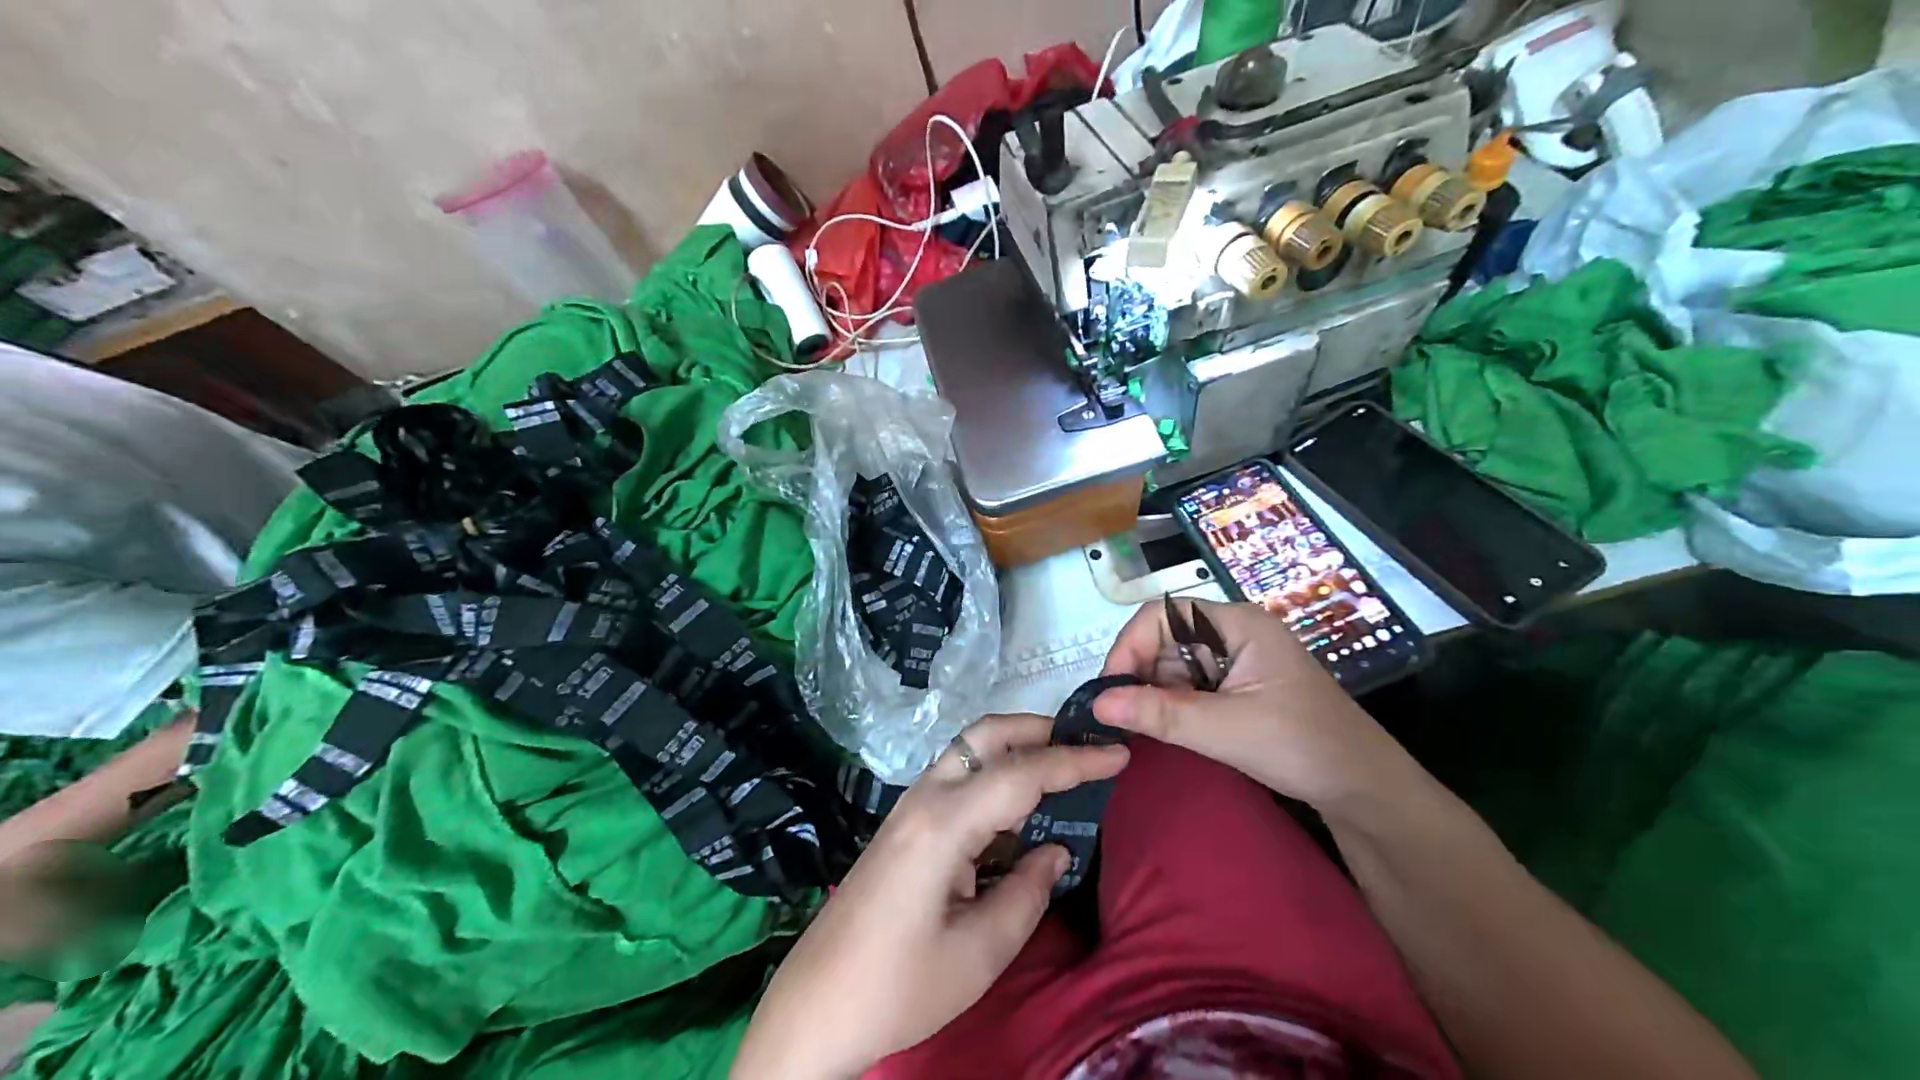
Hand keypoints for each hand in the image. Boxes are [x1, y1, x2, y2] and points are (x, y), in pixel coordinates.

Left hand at [730, 714, 1129, 1079]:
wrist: (815, 1004)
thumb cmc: (899, 985)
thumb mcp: (979, 953)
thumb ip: (1028, 893)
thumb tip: (1056, 851)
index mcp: (944, 823)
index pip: (1022, 773)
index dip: (1074, 760)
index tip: (1119, 753)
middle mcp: (925, 798)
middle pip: (986, 736)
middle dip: (1038, 729)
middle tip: (1085, 743)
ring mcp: (909, 808)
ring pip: (969, 753)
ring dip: (1016, 751)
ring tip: (1063, 774)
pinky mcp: (904, 825)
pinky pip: (957, 781)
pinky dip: (993, 779)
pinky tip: (1017, 815)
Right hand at [1092, 599, 1413, 808]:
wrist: (1366, 790)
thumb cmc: (1304, 747)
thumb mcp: (1227, 730)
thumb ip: (1160, 714)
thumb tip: (1097, 704)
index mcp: (1236, 623)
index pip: (1160, 615)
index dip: (1128, 647)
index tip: (1110, 692)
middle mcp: (1232, 632)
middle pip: (1163, 638)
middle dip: (1139, 675)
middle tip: (1122, 718)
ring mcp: (1235, 659)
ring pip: (1172, 664)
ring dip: (1154, 694)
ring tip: (1144, 729)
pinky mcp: (1237, 685)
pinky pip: (1188, 685)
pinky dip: (1172, 705)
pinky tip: (1168, 730)